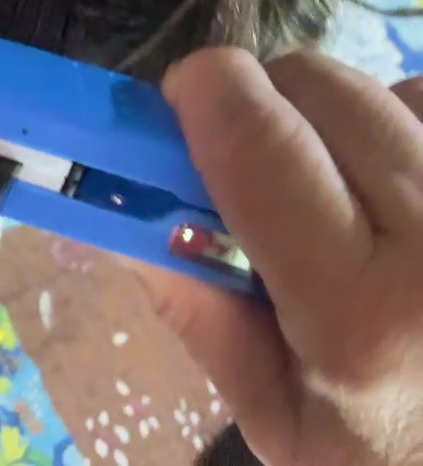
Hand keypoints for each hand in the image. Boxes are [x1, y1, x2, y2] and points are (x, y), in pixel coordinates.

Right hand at [140, 49, 422, 465]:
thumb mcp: (285, 424)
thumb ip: (197, 312)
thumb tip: (118, 206)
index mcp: (363, 311)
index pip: (256, 134)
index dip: (198, 91)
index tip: (174, 109)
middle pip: (322, 86)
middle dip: (263, 100)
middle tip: (254, 157)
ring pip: (401, 90)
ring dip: (354, 118)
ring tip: (356, 184)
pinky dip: (419, 130)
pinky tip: (416, 189)